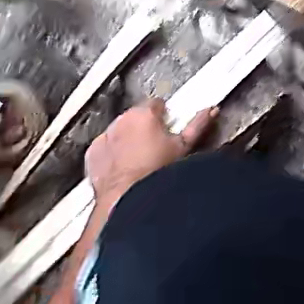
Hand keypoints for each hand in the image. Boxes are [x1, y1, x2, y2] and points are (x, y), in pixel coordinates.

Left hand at [85, 100, 215, 216]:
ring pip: (119, 132)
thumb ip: (198, 125)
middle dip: (145, 128)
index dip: (164, 116)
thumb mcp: (184, 148)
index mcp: (144, 114)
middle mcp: (121, 121)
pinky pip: (104, 149)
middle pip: (136, 117)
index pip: (156, 104)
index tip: (168, 127)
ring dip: (128, 141)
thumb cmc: (155, 174)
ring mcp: (105, 137)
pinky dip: (112, 155)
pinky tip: (124, 168)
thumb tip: (210, 112)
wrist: (128, 199)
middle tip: (157, 148)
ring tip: (141, 160)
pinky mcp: (94, 155)